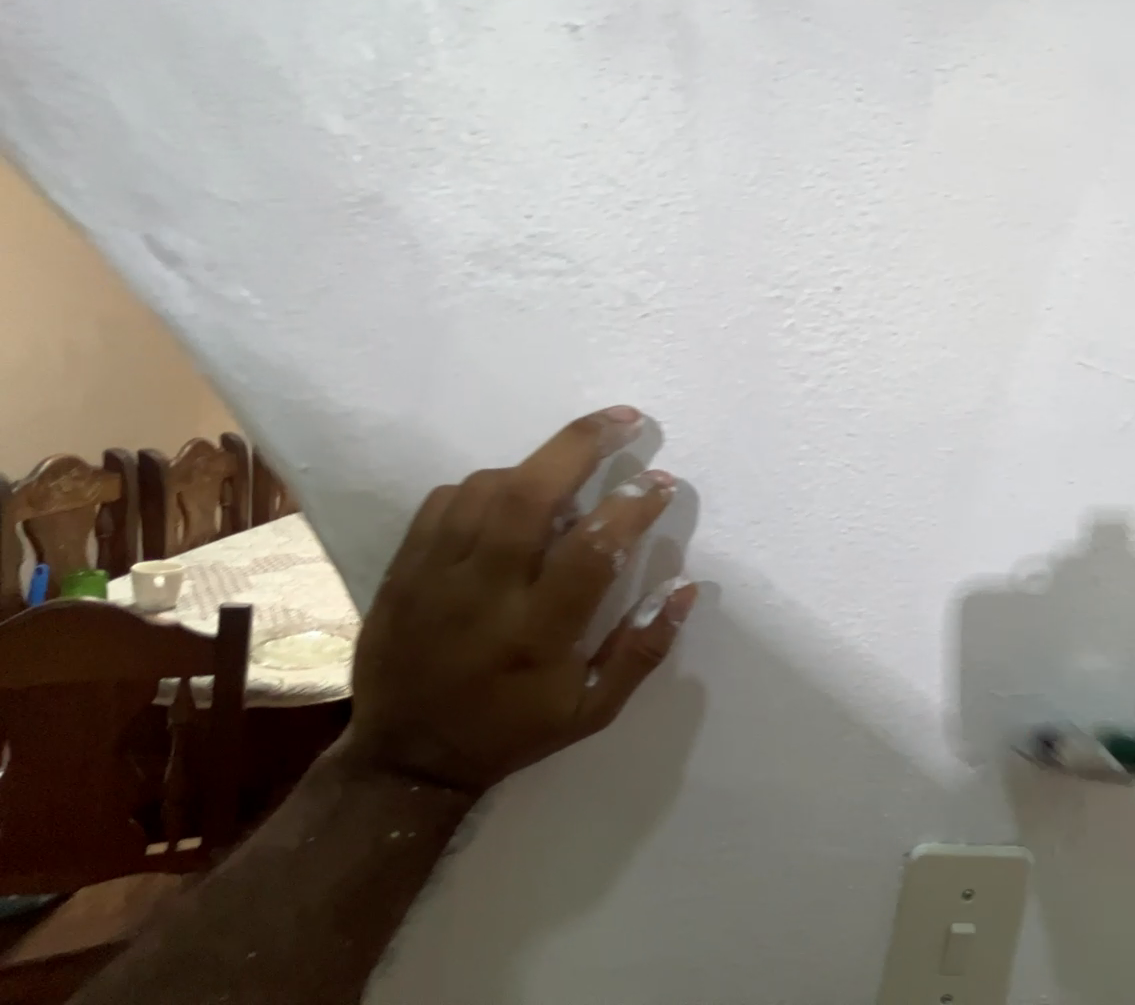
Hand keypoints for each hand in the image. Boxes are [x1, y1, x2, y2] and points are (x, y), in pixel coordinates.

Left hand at [340, 406, 698, 794]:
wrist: (407, 758)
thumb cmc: (514, 731)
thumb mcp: (594, 709)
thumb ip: (645, 648)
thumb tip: (687, 587)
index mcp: (537, 634)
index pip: (591, 550)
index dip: (633, 506)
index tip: (662, 482)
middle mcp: (483, 595)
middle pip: (528, 496)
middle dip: (582, 446)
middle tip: (626, 420)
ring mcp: (434, 577)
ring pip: (486, 489)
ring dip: (540, 465)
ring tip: (574, 466)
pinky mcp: (402, 570)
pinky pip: (446, 501)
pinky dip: (489, 484)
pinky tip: (513, 495)